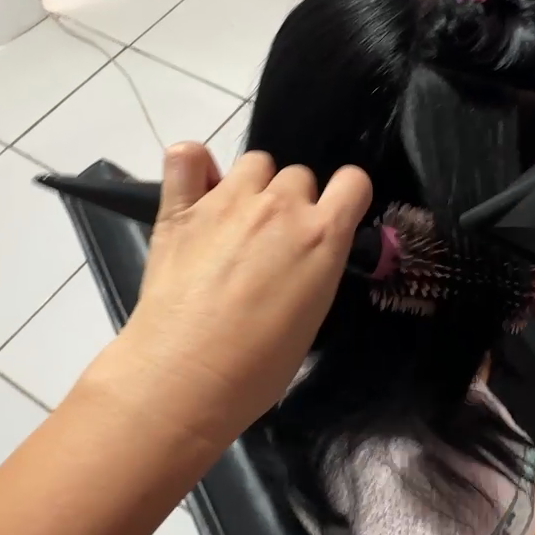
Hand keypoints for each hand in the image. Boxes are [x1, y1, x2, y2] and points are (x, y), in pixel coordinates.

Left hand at [86, 145, 371, 450]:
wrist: (186, 378)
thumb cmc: (259, 366)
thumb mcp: (314, 314)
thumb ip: (317, 264)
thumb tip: (304, 252)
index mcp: (322, 235)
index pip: (353, 181)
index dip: (345, 197)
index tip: (332, 218)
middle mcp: (280, 206)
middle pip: (299, 174)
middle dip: (293, 202)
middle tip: (273, 243)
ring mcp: (227, 201)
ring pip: (254, 162)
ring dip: (253, 186)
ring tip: (236, 222)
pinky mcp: (180, 208)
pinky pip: (187, 156)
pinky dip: (194, 166)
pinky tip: (195, 190)